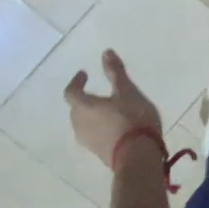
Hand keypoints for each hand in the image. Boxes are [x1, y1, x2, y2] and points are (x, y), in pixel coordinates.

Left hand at [64, 49, 163, 167]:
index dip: (76, 82)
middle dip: (85, 99)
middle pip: (76, 109)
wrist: (137, 155)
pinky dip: (100, 126)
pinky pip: (93, 133)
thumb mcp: (127, 91)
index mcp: (83, 107)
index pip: (71, 92)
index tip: (84, 73)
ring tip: (109, 109)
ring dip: (93, 114)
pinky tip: (114, 125)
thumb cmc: (131, 118)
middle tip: (98, 92)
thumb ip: (116, 72)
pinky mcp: (97, 152)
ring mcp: (87, 141)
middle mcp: (79, 124)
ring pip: (84, 122)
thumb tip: (105, 52)